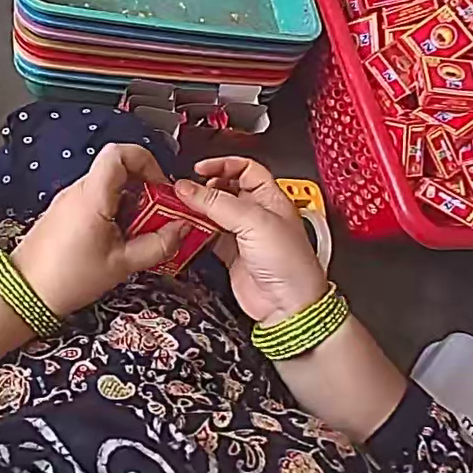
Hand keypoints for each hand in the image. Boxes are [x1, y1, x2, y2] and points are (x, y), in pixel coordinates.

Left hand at [9, 143, 188, 315]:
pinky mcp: (66, 212)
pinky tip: (120, 239)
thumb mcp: (122, 265)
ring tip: (140, 233)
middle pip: (120, 169)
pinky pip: (97, 199)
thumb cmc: (67, 279)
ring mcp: (70, 200)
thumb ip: (158, 245)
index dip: (147, 162)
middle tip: (159, 216)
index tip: (161, 188)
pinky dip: (116, 212)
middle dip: (146, 188)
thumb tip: (182, 229)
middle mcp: (79, 191)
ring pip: (110, 186)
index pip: (120, 152)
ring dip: (132, 203)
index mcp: (92, 196)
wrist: (24, 293)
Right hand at [173, 157, 327, 325]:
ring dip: (197, 208)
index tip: (200, 169)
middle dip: (205, 187)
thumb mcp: (254, 221)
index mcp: (270, 197)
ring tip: (181, 207)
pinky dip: (195, 231)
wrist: (288, 307)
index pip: (244, 169)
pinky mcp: (231, 254)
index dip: (222, 165)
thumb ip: (218, 203)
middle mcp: (257, 213)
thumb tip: (188, 187)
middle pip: (225, 189)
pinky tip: (186, 228)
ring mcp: (243, 234)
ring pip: (214, 212)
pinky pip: (208, 235)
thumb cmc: (290, 264)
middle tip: (187, 190)